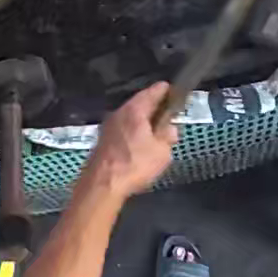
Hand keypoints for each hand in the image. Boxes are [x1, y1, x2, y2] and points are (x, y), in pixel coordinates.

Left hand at [82, 83, 177, 199]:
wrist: (101, 185)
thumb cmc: (134, 165)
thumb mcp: (161, 152)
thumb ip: (167, 136)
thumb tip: (170, 128)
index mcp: (135, 109)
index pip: (154, 91)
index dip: (167, 91)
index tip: (175, 92)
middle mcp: (120, 112)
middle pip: (140, 102)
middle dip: (154, 107)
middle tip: (168, 113)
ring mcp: (108, 125)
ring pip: (130, 116)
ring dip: (143, 120)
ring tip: (156, 129)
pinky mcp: (102, 139)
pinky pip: (123, 128)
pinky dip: (133, 130)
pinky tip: (139, 142)